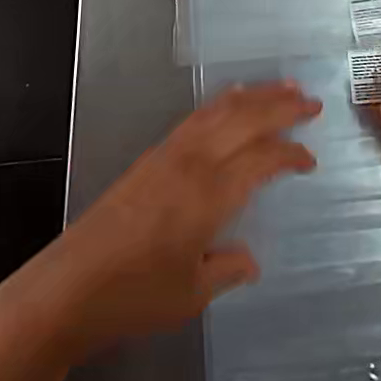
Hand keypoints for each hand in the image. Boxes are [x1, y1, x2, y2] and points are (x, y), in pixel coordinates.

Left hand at [0, 81, 320, 365]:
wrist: (68, 286)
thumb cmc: (135, 293)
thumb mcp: (191, 293)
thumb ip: (228, 269)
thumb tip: (250, 260)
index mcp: (210, 193)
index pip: (263, 160)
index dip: (292, 155)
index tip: (311, 160)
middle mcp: (194, 162)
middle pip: (247, 120)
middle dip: (283, 107)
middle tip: (312, 101)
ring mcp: (171, 152)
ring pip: (223, 110)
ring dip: (256, 96)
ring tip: (284, 87)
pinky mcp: (153, 153)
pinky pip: (198, 116)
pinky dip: (224, 102)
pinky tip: (233, 98)